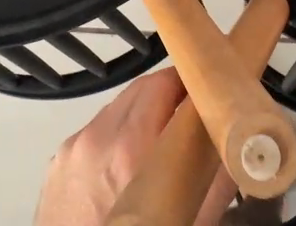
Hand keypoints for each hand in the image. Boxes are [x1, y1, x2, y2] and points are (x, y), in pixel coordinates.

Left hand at [32, 68, 233, 225]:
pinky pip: (97, 127)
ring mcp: (75, 145)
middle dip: (171, 94)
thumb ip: (218, 172)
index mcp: (134, 149)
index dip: (193, 85)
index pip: (169, 83)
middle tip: (191, 115)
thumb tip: (235, 135)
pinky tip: (127, 161)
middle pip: (145, 87)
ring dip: (143, 112)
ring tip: (160, 142)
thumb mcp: (195, 217)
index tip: (209, 92)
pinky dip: (116, 134)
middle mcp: (100, 137)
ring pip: (120, 104)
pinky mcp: (60, 156)